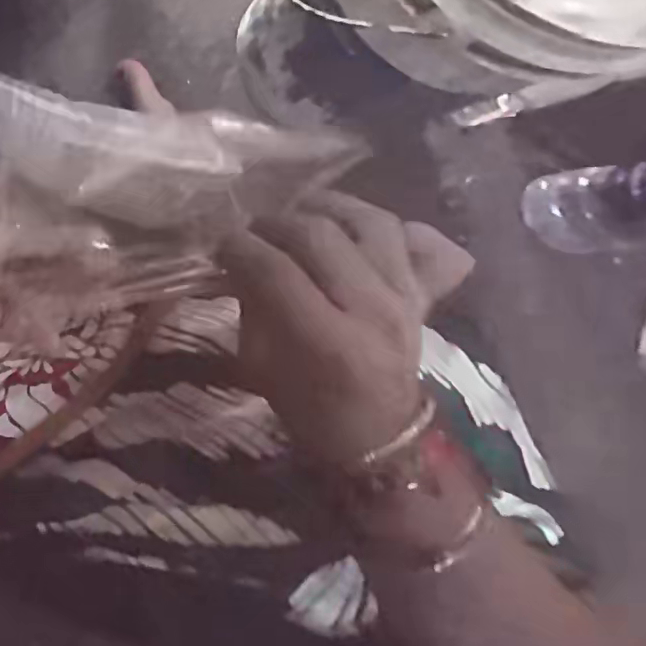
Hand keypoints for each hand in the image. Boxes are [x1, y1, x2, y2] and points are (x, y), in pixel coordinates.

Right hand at [115, 59, 472, 464]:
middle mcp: (374, 310)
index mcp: (326, 340)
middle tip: (252, 232)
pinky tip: (351, 227)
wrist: (379, 436)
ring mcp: (408, 298)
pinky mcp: (424, 293)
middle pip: (318, 235)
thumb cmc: (306, 406)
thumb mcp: (260, 361)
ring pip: (369, 222)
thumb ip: (253, 303)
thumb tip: (239, 257)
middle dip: (273, 224)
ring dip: (325, 209)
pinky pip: (417, 239)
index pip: (274, 269)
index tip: (220, 244)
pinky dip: (382, 225)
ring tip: (297, 215)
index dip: (238, 246)